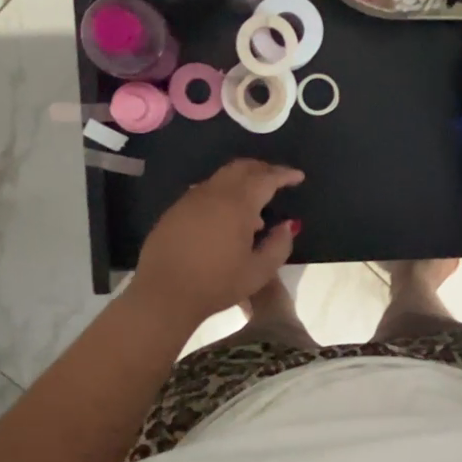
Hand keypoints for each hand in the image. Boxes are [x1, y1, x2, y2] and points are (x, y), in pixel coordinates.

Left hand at [128, 159, 303, 325]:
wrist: (163, 294)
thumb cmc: (216, 284)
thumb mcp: (259, 272)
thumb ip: (279, 245)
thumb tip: (287, 226)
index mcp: (238, 205)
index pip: (266, 178)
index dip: (284, 174)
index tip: (298, 176)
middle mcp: (214, 194)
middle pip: (241, 168)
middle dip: (262, 169)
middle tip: (278, 178)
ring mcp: (190, 199)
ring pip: (221, 178)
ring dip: (241, 182)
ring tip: (254, 204)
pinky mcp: (175, 211)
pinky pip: (205, 191)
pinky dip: (222, 194)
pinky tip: (225, 218)